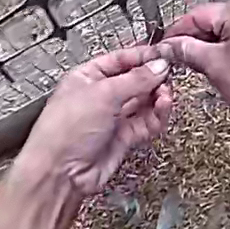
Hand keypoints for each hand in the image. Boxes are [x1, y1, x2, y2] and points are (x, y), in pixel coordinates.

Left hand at [17, 44, 172, 196]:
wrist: (61, 173)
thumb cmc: (64, 131)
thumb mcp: (104, 93)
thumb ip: (136, 79)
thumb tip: (158, 66)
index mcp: (88, 77)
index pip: (120, 59)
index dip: (142, 56)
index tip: (163, 55)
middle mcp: (101, 96)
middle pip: (135, 80)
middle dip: (153, 78)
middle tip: (168, 76)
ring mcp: (113, 117)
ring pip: (144, 102)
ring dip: (158, 96)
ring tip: (166, 94)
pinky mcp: (123, 137)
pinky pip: (146, 122)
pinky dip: (157, 115)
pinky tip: (163, 107)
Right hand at [155, 0, 229, 127]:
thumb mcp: (216, 67)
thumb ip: (188, 51)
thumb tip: (170, 45)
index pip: (196, 14)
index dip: (176, 33)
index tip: (166, 48)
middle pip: (214, 20)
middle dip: (196, 42)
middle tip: (183, 63)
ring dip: (215, 48)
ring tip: (209, 71)